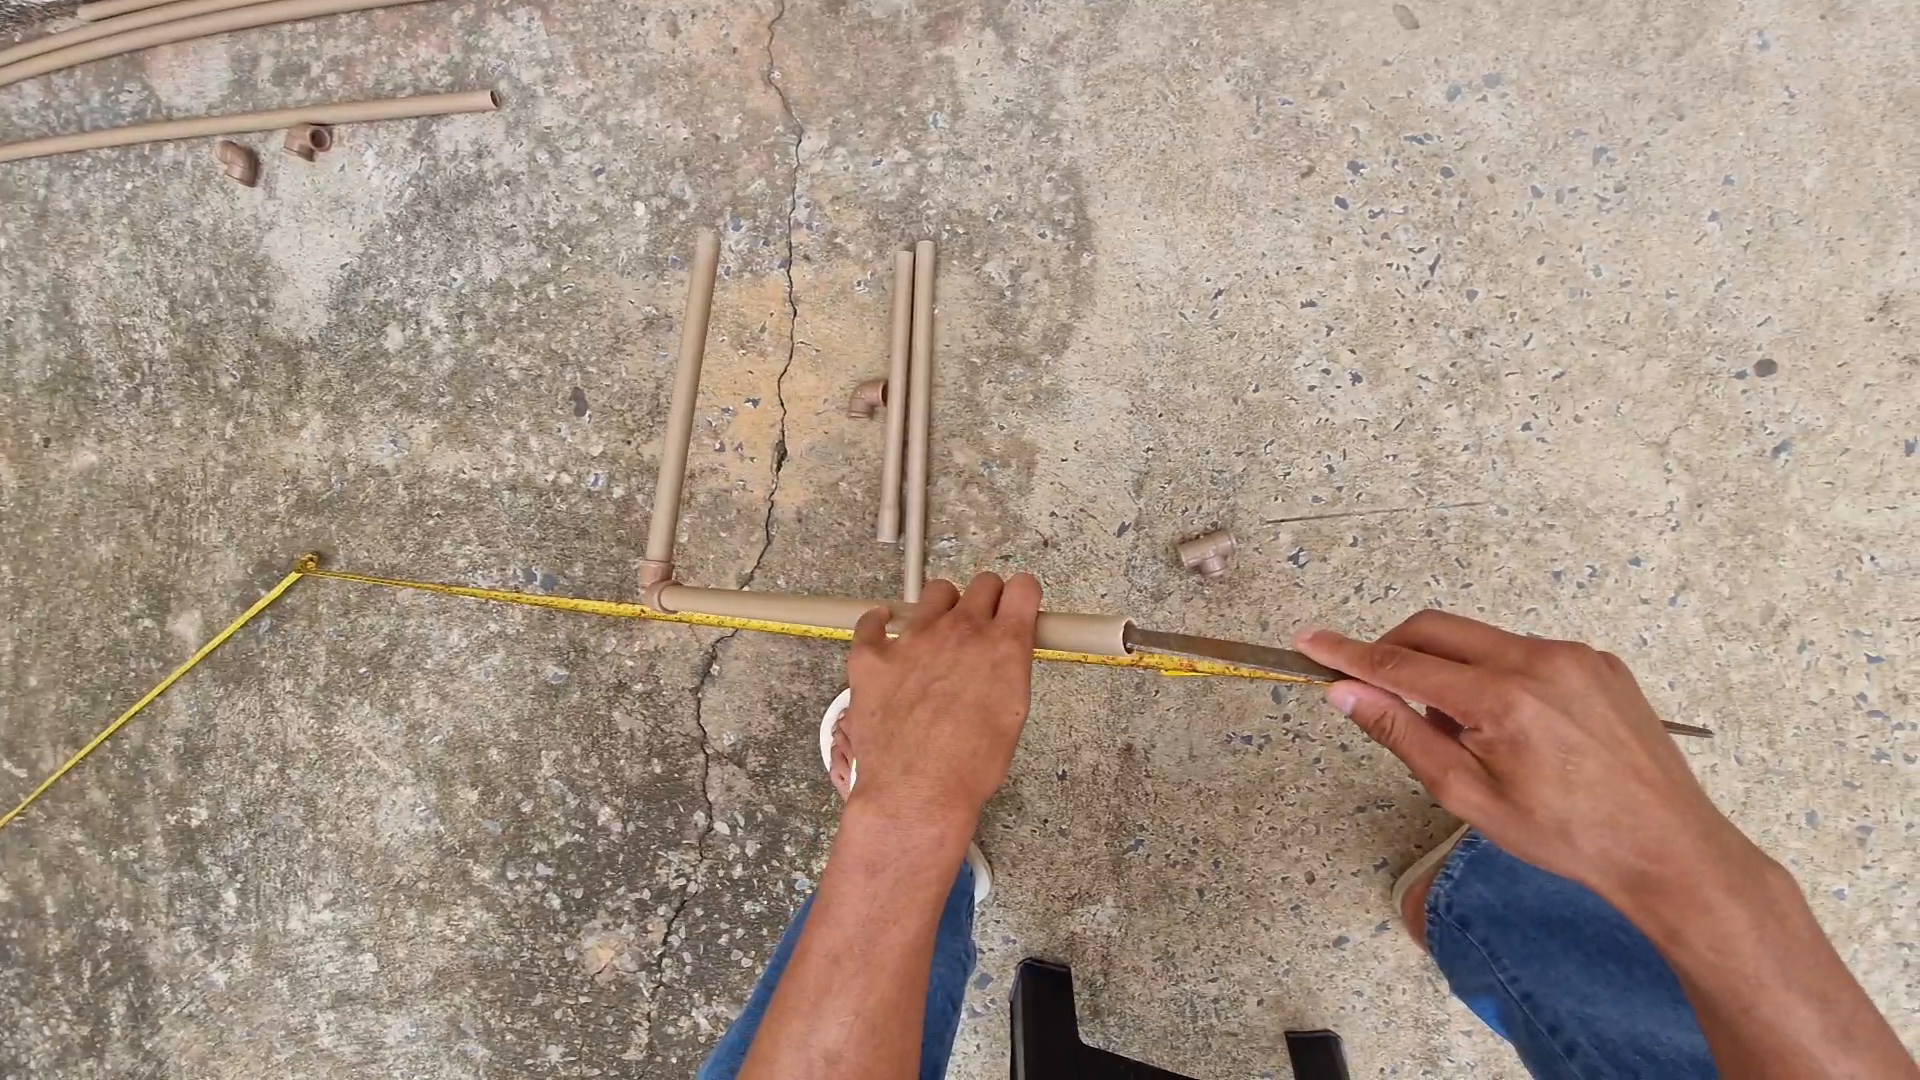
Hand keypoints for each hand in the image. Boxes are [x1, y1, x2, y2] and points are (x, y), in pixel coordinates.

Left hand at [841, 572, 1042, 839]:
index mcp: (1001, 645)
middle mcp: (959, 631)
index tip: (1017, 605)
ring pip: (934, 593)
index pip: (1022, 588)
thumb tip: (1004, 654)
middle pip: (982, 583)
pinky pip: (872, 621)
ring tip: (937, 635)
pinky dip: (879, 624)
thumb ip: (1009, 669)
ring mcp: (912, 639)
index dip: (1021, 596)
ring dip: (941, 608)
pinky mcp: (873, 655)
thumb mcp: (1013, 714)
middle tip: (981, 625)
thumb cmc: (970, 766)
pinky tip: (884, 633)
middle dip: (986, 600)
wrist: (917, 791)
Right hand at [1294, 610, 1758, 912]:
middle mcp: (1537, 659)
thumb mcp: (1464, 793)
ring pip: (1474, 640)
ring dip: (1444, 669)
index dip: (1346, 653)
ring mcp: (1573, 655)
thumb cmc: (1562, 834)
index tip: (1307, 640)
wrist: (1676, 853)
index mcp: (1501, 698)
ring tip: (1461, 728)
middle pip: (1433, 630)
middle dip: (1392, 652)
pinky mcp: (1597, 661)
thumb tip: (1342, 691)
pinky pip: (1517, 650)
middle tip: (1378, 692)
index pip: (1399, 664)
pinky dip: (1488, 672)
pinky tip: (1508, 722)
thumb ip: (1398, 732)